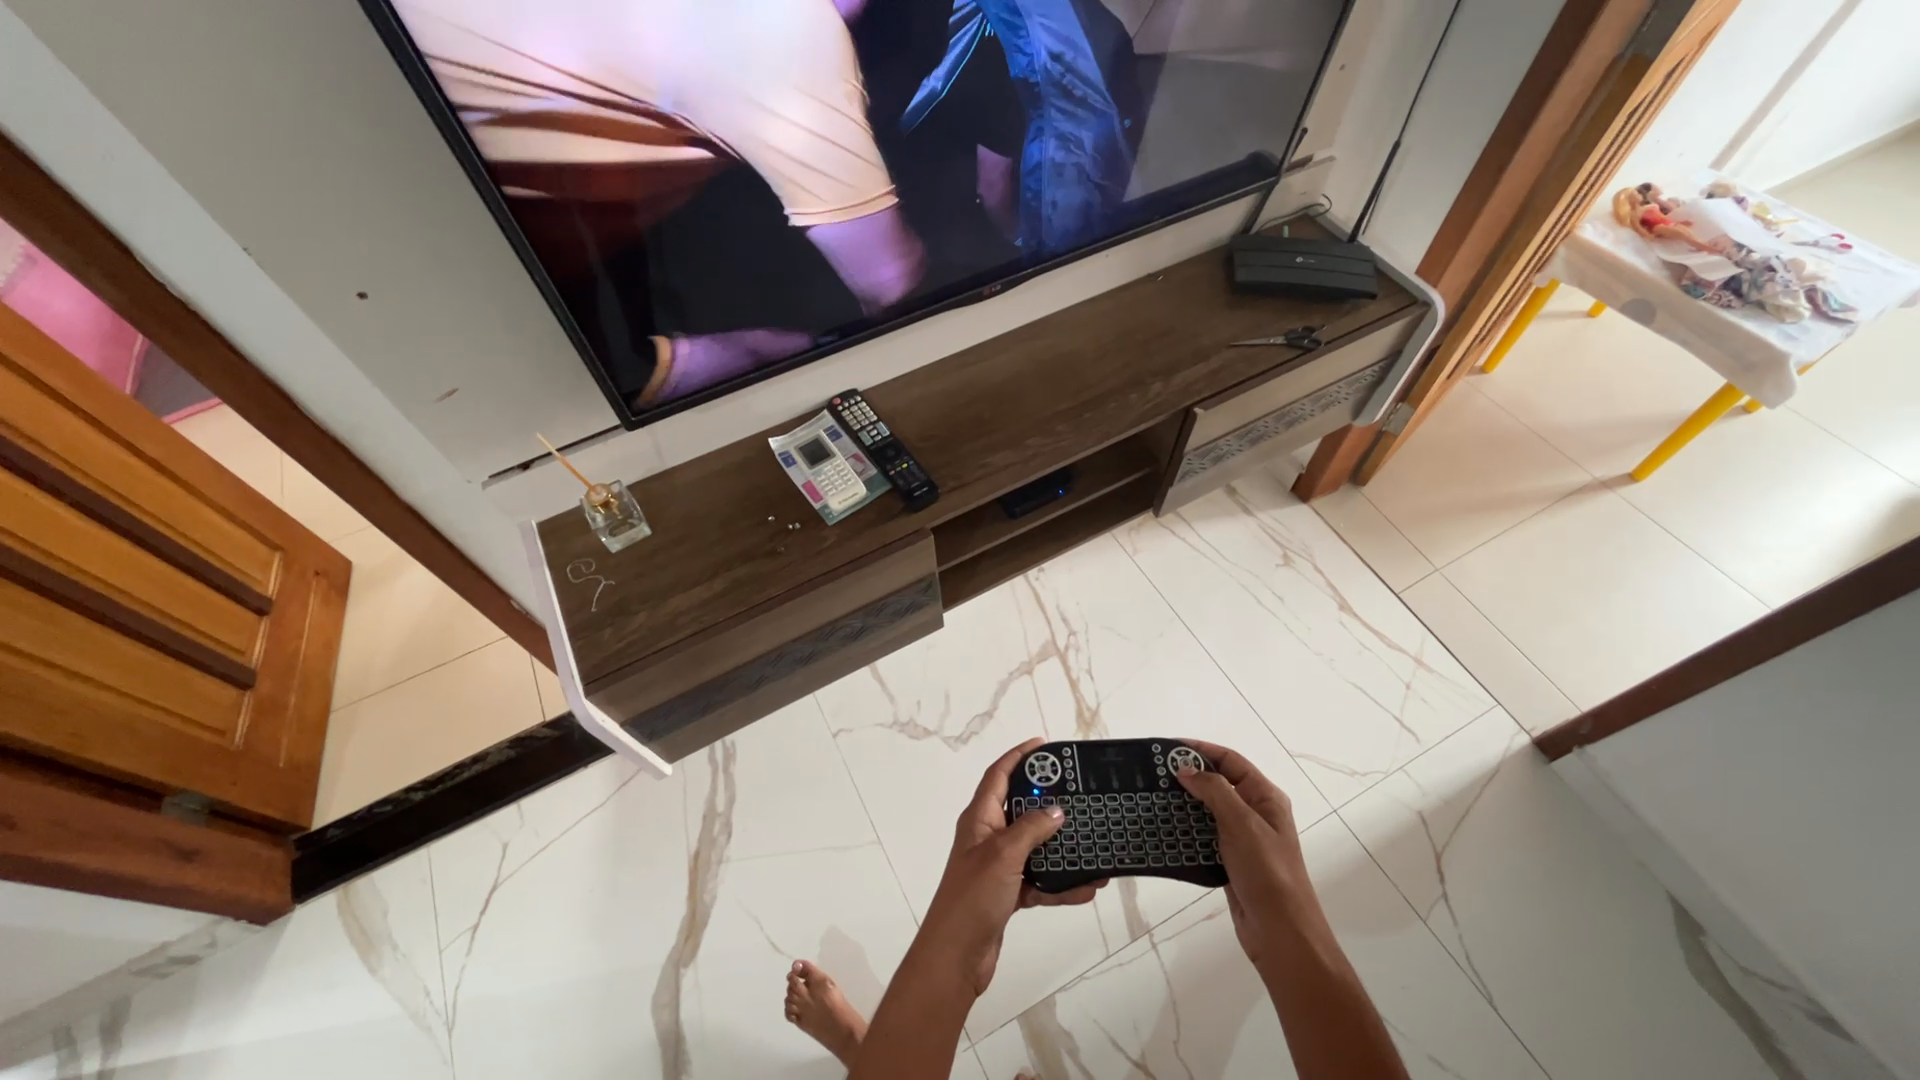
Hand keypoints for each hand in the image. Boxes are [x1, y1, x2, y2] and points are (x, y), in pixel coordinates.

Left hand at [922, 738, 1107, 994]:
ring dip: (1062, 848)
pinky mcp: (1008, 893)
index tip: (1044, 745)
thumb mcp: (1003, 855)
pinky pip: (1041, 880)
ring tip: (1092, 844)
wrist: (956, 956)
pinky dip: (1061, 884)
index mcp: (979, 819)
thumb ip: (1030, 829)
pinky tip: (1086, 888)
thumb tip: (1056, 810)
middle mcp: (988, 837)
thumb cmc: (972, 897)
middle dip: (1049, 802)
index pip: (998, 775)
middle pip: (1021, 809)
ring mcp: (998, 866)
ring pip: (1036, 847)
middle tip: (1079, 793)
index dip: (1019, 756)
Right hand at [1174, 741, 1321, 972]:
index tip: (1167, 748)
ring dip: (1184, 804)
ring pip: (1208, 811)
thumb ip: (1214, 791)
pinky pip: (1203, 836)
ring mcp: (1243, 839)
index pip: (1231, 761)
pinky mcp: (1230, 861)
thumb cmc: (1266, 871)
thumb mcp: (1242, 823)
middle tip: (1153, 773)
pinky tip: (1164, 829)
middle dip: (1188, 776)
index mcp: (1265, 798)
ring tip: (1152, 798)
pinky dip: (1185, 830)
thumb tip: (1185, 769)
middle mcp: (1255, 813)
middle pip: (1219, 783)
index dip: (1201, 750)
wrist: (1280, 931)